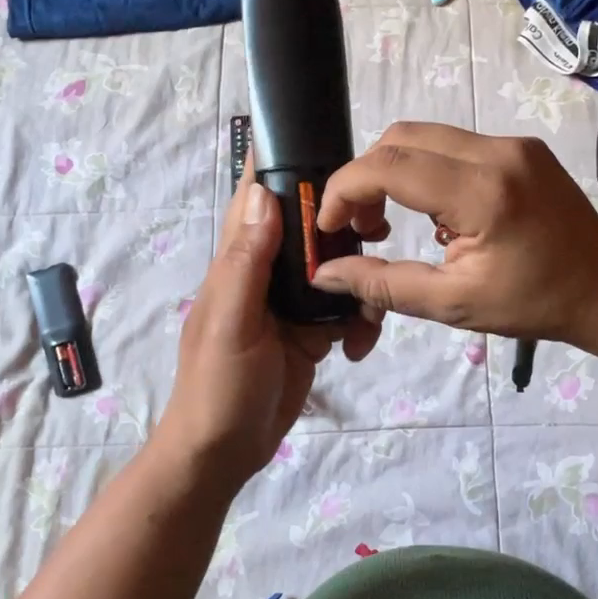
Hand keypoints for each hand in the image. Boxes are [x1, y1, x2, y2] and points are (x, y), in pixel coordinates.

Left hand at [155, 170, 379, 486]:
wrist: (225, 452)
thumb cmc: (218, 387)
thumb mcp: (230, 321)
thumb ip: (246, 260)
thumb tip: (262, 193)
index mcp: (238, 261)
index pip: (257, 199)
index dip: (285, 168)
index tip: (329, 146)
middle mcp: (265, 273)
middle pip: (309, 230)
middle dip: (344, 229)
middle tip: (379, 234)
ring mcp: (290, 304)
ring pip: (336, 269)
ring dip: (360, 282)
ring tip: (374, 307)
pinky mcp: (311, 332)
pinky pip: (345, 310)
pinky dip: (359, 322)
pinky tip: (360, 344)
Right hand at [310, 123, 597, 351]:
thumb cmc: (533, 304)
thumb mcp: (453, 304)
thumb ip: (383, 284)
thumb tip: (324, 273)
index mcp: (484, 193)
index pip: (389, 165)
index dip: (344, 189)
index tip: (328, 227)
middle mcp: (498, 152)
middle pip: (401, 138)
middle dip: (364, 178)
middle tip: (359, 228)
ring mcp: (513, 144)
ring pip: (425, 136)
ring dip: (393, 172)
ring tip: (391, 224)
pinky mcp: (521, 146)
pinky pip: (454, 145)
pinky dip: (425, 171)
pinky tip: (435, 216)